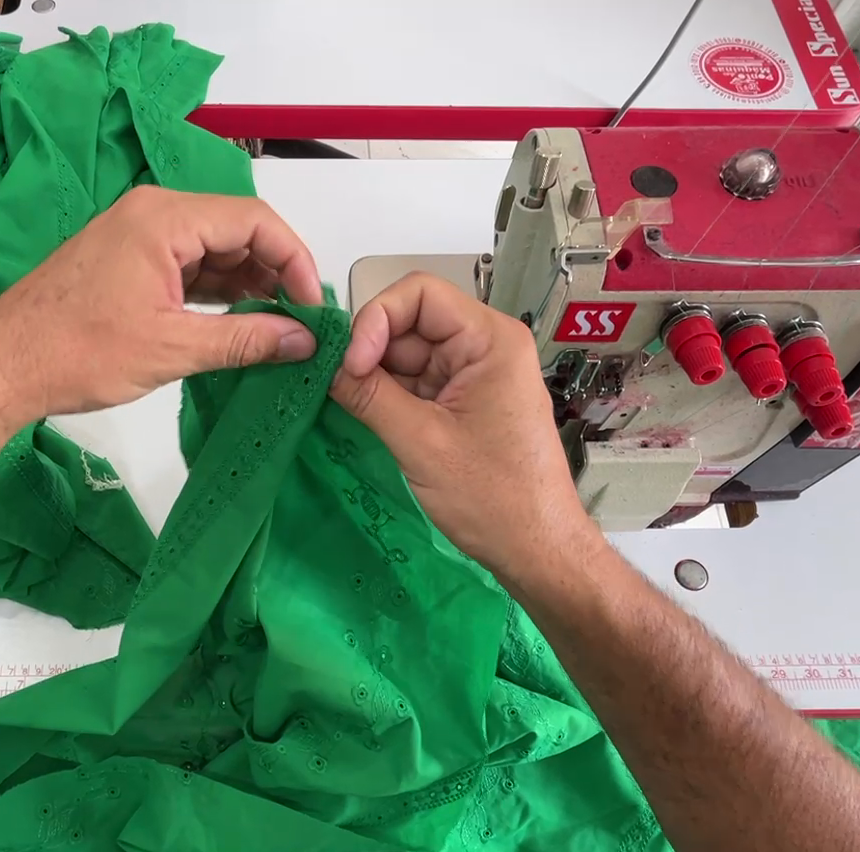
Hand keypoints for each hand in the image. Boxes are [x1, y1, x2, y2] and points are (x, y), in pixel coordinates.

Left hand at [0, 186, 323, 430]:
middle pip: (236, 232)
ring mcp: (138, 239)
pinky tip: (240, 322)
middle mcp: (153, 215)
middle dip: (275, 273)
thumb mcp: (172, 349)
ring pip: (213, 252)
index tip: (312, 306)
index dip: (294, 260)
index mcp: (163, 218)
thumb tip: (303, 342)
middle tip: (301, 321)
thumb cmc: (79, 352)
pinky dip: (218, 293)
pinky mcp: (129, 264)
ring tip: (278, 328)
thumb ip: (244, 340)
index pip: (254, 220)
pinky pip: (189, 269)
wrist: (4, 367)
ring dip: (248, 286)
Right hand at [329, 272, 597, 575]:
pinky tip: (367, 417)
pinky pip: (415, 386)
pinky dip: (388, 399)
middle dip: (370, 353)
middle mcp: (483, 348)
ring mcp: (472, 378)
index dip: (375, 321)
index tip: (350, 367)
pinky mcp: (461, 406)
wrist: (534, 548)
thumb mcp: (421, 443)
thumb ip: (369, 396)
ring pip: (407, 358)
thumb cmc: (492, 497)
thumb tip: (325, 366)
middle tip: (338, 392)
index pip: (418, 294)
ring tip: (349, 408)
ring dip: (375, 379)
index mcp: (489, 340)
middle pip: (409, 325)